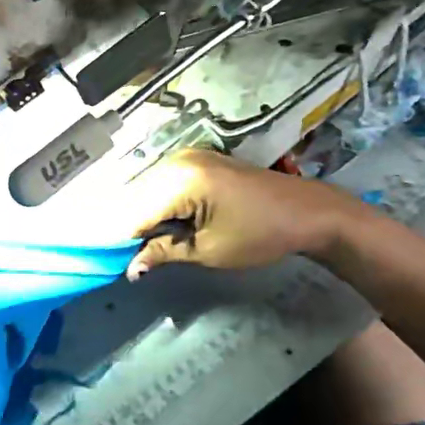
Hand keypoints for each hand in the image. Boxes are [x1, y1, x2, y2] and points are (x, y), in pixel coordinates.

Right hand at [126, 149, 362, 275]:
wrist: (307, 211)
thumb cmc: (261, 234)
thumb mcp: (209, 249)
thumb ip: (165, 252)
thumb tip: (131, 268)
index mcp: (180, 179)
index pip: (136, 213)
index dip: (125, 241)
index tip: (117, 264)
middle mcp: (178, 160)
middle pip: (141, 198)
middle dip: (137, 228)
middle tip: (136, 260)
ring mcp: (189, 156)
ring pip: (152, 191)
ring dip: (150, 217)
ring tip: (153, 246)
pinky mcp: (199, 160)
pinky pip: (168, 183)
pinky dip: (164, 205)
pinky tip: (171, 226)